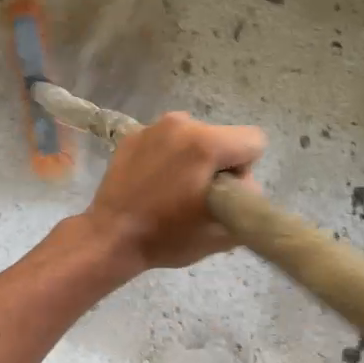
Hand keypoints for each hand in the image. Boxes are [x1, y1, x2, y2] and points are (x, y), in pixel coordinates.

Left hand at [85, 112, 264, 271]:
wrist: (109, 238)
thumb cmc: (166, 238)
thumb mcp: (220, 234)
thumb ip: (248, 205)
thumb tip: (245, 188)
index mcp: (207, 144)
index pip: (254, 141)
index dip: (245, 170)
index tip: (223, 194)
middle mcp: (182, 123)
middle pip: (221, 138)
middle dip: (216, 163)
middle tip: (195, 197)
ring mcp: (152, 127)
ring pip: (192, 137)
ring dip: (191, 159)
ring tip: (170, 191)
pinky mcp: (131, 137)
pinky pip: (164, 141)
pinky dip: (165, 158)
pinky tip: (151, 185)